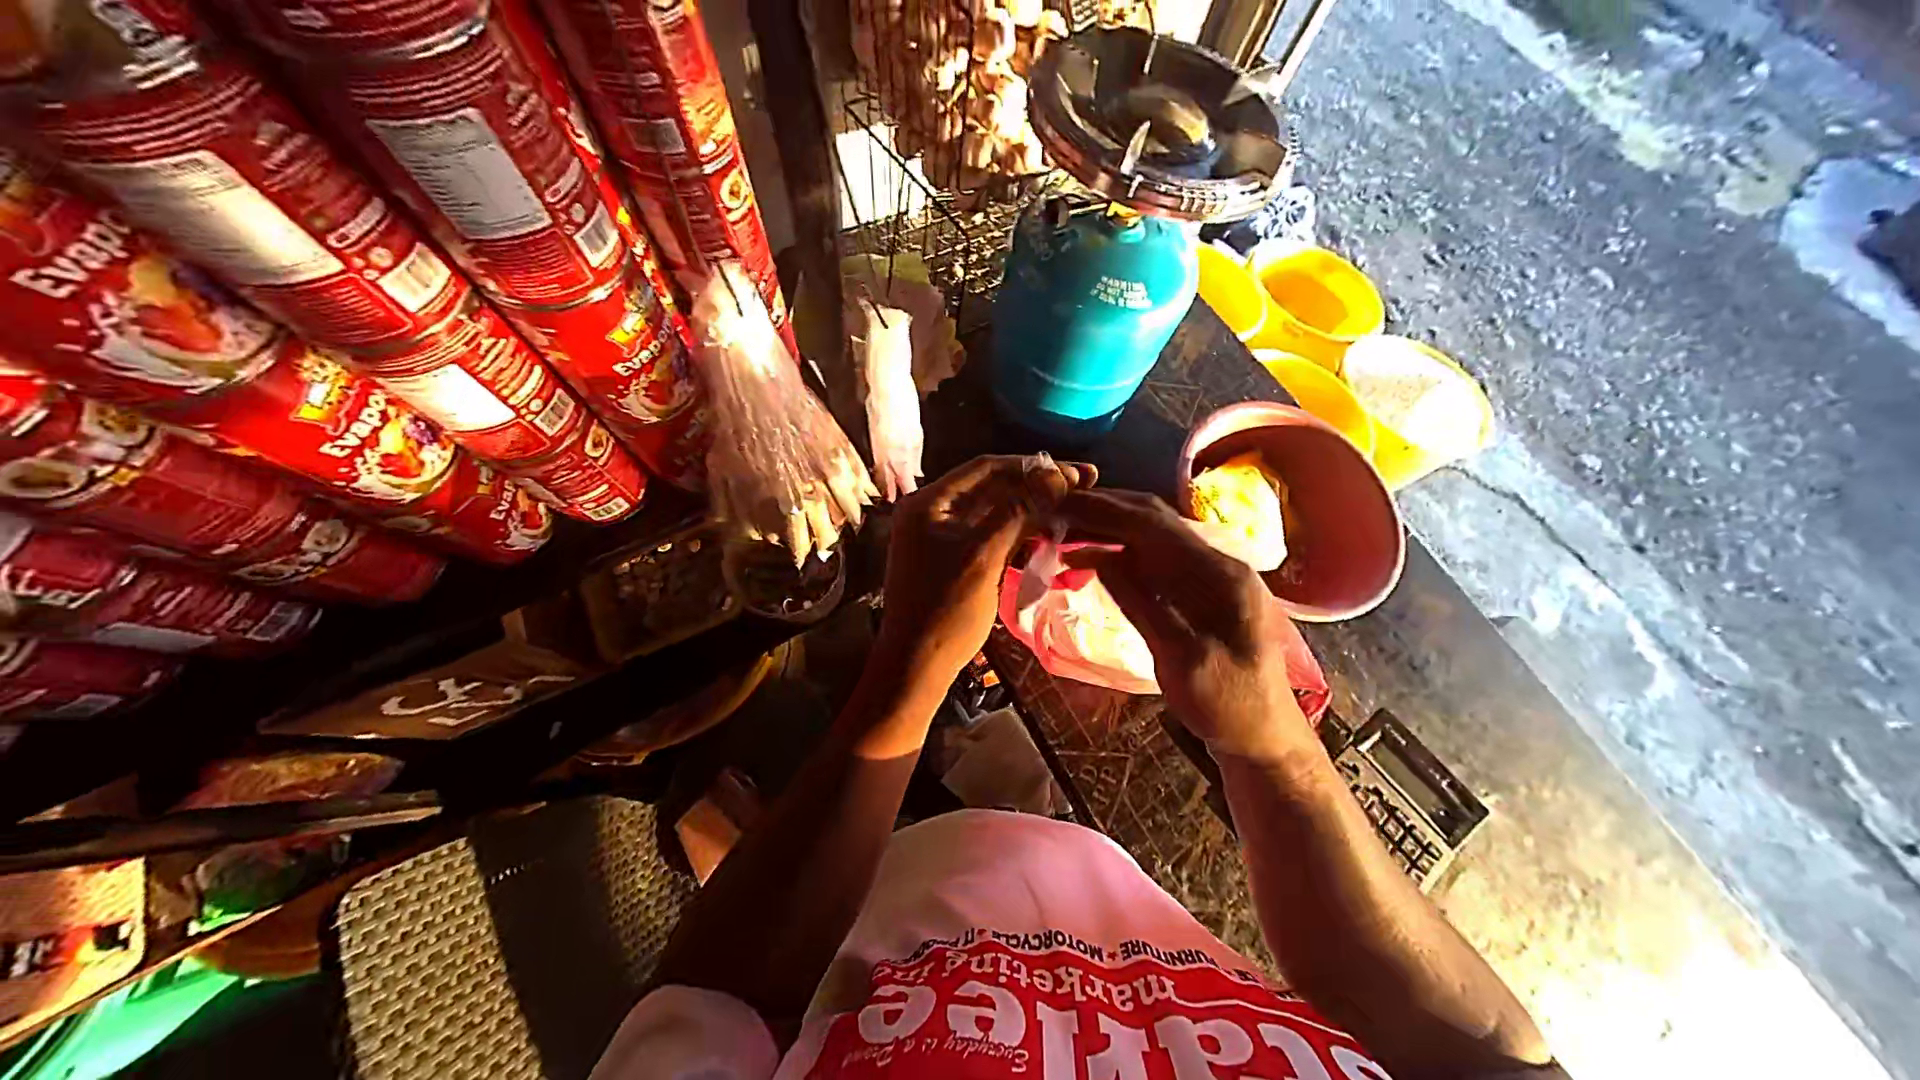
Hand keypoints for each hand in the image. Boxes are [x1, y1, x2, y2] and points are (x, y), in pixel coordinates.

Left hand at [880, 455, 1093, 677]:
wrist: (916, 667)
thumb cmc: (945, 612)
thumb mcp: (983, 556)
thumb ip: (1018, 512)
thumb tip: (1056, 476)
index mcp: (929, 503)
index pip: (987, 468)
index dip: (1034, 467)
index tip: (1076, 472)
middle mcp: (931, 511)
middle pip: (991, 486)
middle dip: (1036, 485)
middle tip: (1084, 484)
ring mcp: (940, 536)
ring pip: (994, 510)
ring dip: (1031, 507)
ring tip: (1072, 504)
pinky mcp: (953, 558)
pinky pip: (990, 533)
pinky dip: (1019, 530)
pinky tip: (1048, 531)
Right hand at [1058, 490, 1316, 764]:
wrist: (1262, 735)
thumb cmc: (1228, 704)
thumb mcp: (1184, 659)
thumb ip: (1143, 604)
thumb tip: (1100, 557)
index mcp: (1221, 574)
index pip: (1156, 526)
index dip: (1107, 511)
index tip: (1064, 504)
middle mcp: (1216, 564)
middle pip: (1154, 520)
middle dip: (1105, 510)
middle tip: (1056, 509)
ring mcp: (1207, 576)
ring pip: (1151, 537)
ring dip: (1110, 528)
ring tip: (1065, 527)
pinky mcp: (1195, 592)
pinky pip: (1153, 561)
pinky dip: (1120, 553)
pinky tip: (1093, 555)